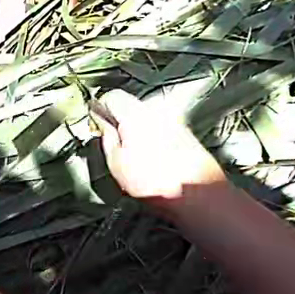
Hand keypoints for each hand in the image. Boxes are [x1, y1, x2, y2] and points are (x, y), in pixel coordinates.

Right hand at [90, 89, 226, 211]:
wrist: (199, 197)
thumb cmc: (155, 183)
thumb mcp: (117, 164)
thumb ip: (107, 137)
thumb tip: (102, 123)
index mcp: (136, 113)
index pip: (111, 96)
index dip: (100, 109)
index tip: (96, 123)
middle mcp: (157, 110)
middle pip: (130, 106)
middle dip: (120, 120)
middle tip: (114, 143)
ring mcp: (174, 118)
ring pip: (146, 117)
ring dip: (138, 129)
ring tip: (136, 156)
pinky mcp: (186, 131)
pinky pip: (161, 127)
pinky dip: (154, 136)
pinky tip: (154, 159)